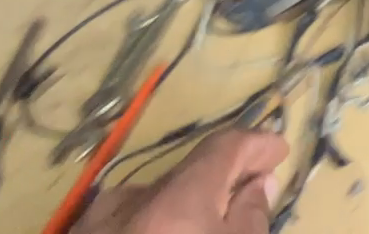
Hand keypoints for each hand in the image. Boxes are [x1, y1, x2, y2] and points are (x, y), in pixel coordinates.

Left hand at [71, 130, 288, 233]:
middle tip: (245, 189)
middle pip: (184, 172)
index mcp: (178, 196)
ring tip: (196, 218)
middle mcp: (131, 202)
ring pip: (142, 200)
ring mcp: (91, 228)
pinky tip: (151, 231)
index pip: (226, 145)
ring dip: (175, 202)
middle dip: (218, 177)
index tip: (278, 153)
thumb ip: (251, 214)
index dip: (257, 144)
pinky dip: (138, 225)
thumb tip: (258, 184)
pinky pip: (109, 225)